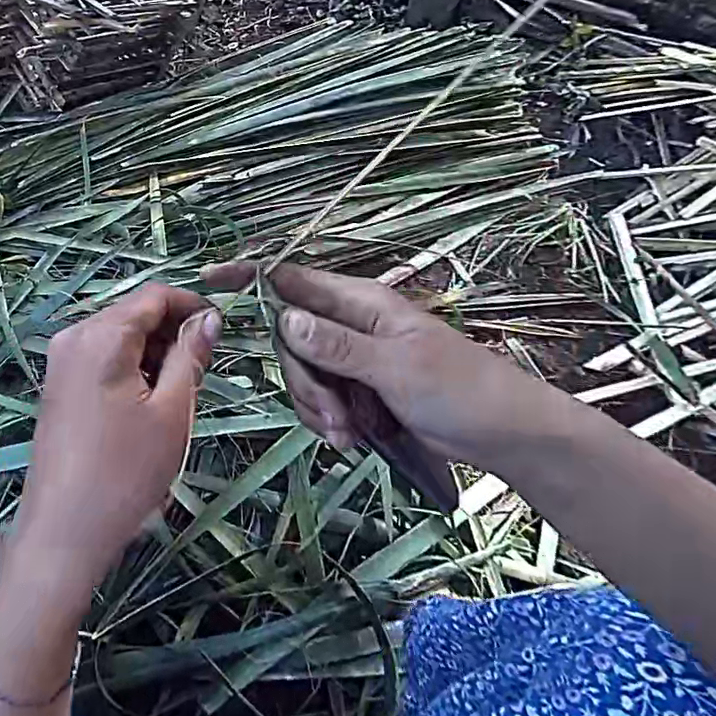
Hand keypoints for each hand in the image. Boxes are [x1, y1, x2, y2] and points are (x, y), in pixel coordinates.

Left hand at [12, 283, 222, 585]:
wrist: (63, 533)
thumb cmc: (126, 472)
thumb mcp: (171, 411)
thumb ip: (191, 356)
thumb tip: (209, 318)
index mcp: (101, 335)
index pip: (154, 296)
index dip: (191, 305)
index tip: (220, 328)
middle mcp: (74, 335)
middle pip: (134, 314)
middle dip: (172, 334)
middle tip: (200, 373)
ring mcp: (61, 360)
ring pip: (120, 337)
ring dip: (153, 353)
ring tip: (175, 395)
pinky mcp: (58, 384)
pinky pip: (102, 357)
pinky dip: (130, 367)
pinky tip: (146, 404)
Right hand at [202, 261, 564, 466]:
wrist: (505, 435)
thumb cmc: (460, 389)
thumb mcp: (396, 367)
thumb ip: (337, 345)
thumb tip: (284, 316)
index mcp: (359, 302)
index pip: (293, 279)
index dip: (251, 277)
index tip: (211, 278)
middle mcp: (349, 324)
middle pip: (290, 339)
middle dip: (303, 380)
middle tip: (335, 414)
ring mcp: (352, 356)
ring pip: (303, 372)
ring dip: (318, 406)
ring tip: (352, 433)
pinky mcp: (358, 387)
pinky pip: (321, 397)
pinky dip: (329, 419)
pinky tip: (353, 438)